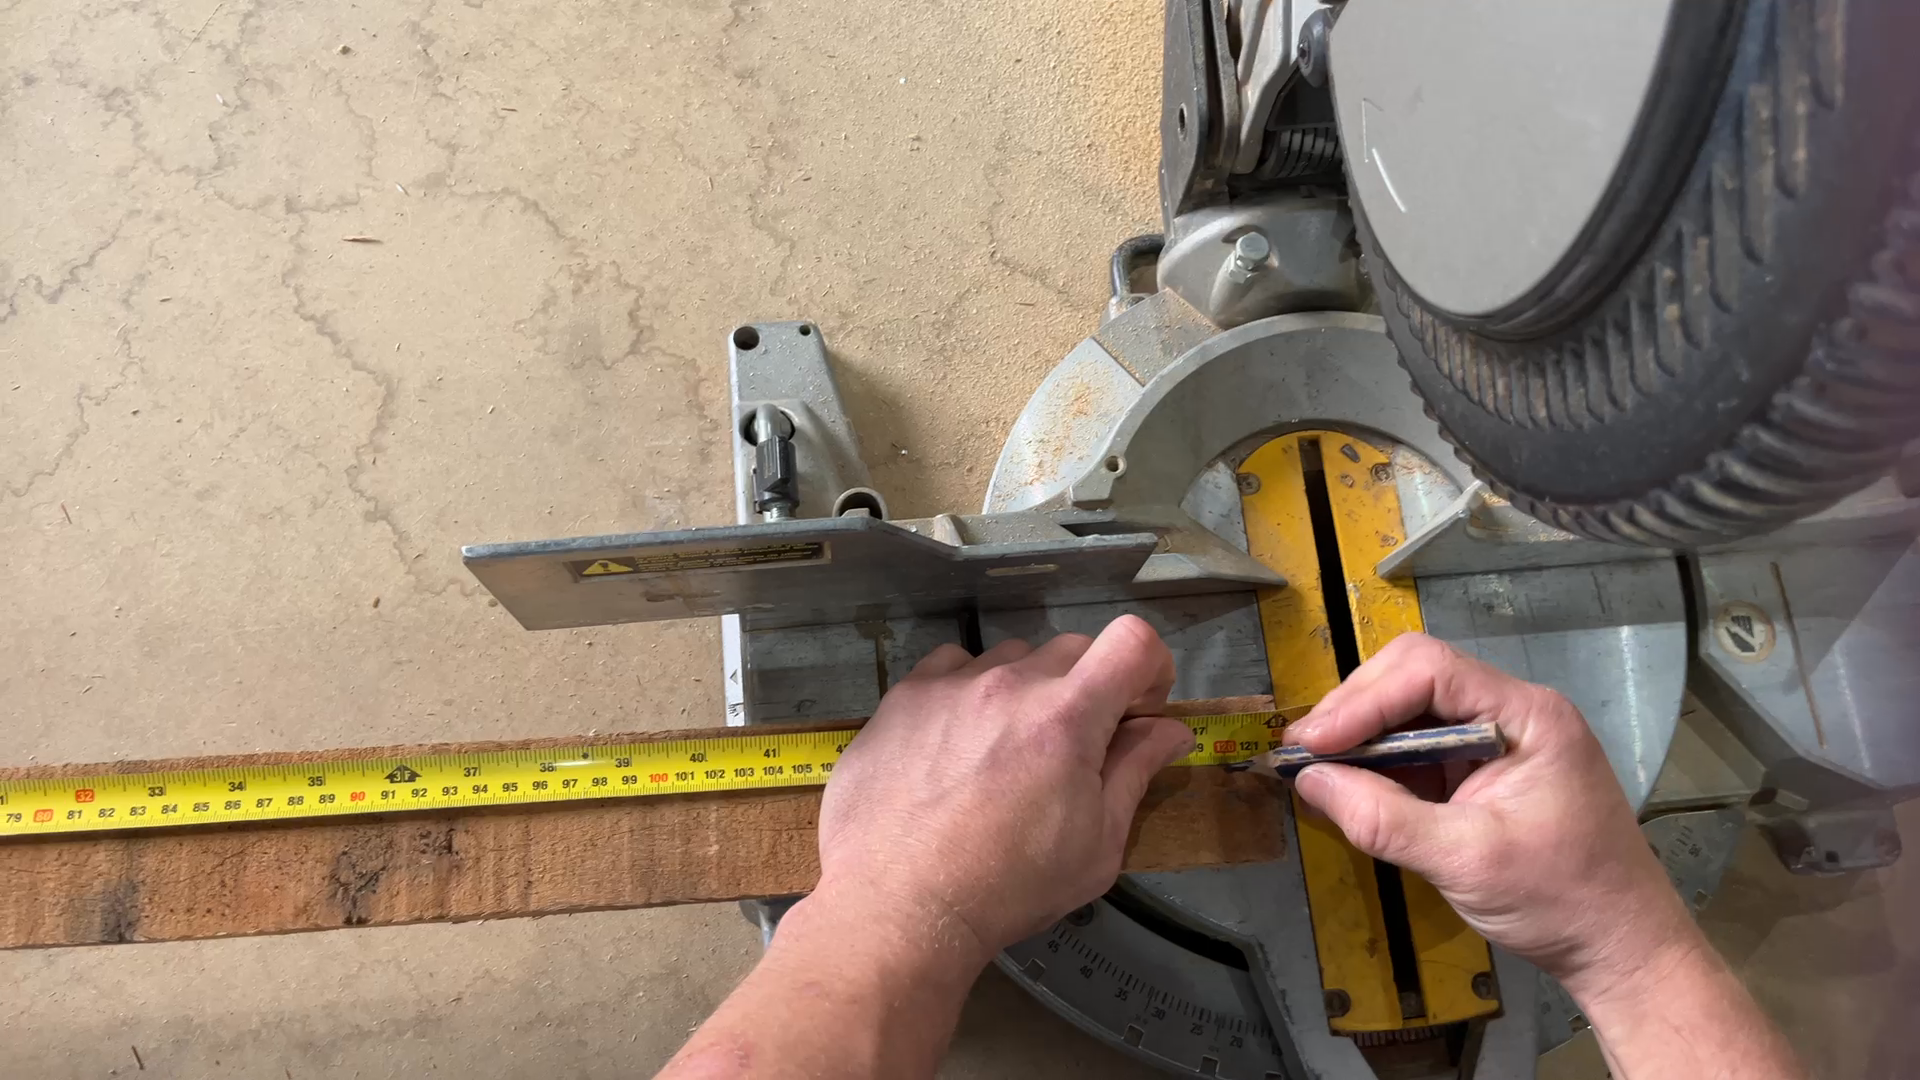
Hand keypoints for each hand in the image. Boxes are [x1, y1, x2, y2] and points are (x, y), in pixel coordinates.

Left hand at [813, 615, 1195, 964]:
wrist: (895, 904)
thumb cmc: (1007, 886)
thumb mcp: (1096, 845)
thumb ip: (1135, 771)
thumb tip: (1168, 729)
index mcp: (1067, 716)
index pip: (1132, 640)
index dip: (1150, 666)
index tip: (1137, 709)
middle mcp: (1011, 681)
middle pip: (1073, 648)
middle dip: (1089, 687)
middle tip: (1072, 743)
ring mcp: (953, 681)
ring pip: (1012, 656)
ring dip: (1026, 688)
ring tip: (1003, 746)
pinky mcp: (906, 692)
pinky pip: (954, 664)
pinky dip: (969, 687)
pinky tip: (956, 736)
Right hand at [1284, 634, 1696, 996]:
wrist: (1620, 954)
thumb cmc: (1561, 904)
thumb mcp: (1465, 862)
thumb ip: (1382, 818)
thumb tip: (1307, 779)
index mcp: (1527, 716)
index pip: (1429, 671)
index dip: (1364, 699)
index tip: (1317, 742)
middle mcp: (1508, 709)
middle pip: (1409, 674)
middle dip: (1352, 708)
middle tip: (1305, 749)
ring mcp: (1490, 732)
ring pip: (1402, 700)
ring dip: (1354, 728)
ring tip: (1314, 761)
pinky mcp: (1472, 760)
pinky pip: (1408, 735)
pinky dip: (1369, 751)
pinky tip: (1344, 774)